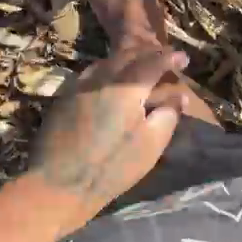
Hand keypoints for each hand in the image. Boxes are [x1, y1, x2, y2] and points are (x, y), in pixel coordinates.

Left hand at [32, 48, 185, 200]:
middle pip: (131, 54)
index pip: (155, 61)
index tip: (185, 59)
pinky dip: (109, 71)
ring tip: (140, 70)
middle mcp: (104, 77)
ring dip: (129, 60)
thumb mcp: (152, 144)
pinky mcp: (65, 97)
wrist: (57, 187)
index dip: (172, 58)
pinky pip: (92, 74)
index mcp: (128, 86)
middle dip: (150, 54)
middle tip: (164, 62)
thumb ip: (169, 114)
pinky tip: (112, 85)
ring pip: (110, 61)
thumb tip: (179, 96)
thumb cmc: (111, 167)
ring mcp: (81, 85)